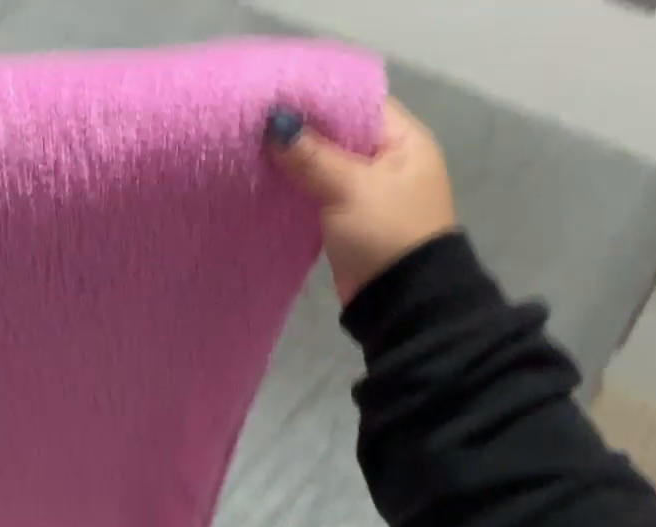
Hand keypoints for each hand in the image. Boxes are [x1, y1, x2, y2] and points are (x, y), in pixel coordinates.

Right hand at [267, 99, 456, 304]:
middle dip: (300, 132)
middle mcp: (387, 159)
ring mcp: (367, 192)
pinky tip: (266, 186)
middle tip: (254, 126)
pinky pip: (317, 194)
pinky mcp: (347, 220)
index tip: (275, 97)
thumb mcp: (349, 188)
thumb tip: (275, 120)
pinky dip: (296, 190)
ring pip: (324, 165)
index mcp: (403, 140)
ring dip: (294, 163)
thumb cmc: (385, 233)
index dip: (317, 99)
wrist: (399, 300)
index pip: (356, 103)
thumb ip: (312, 155)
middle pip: (337, 134)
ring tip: (251, 152)